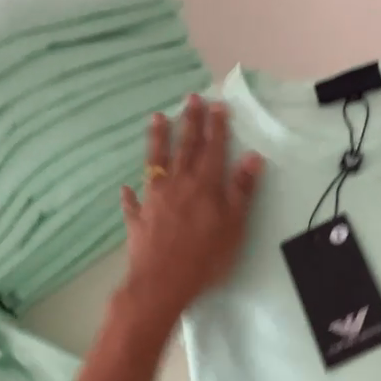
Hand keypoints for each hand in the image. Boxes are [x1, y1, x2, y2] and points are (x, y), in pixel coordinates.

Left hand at [115, 96, 263, 326]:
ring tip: (158, 118)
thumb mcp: (234, 225)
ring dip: (159, 140)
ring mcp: (155, 199)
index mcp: (205, 185)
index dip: (216, 127)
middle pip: (186, 148)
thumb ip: (241, 190)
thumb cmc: (205, 257)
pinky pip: (134, 201)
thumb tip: (252, 157)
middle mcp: (178, 184)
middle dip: (190, 123)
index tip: (217, 105)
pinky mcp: (138, 218)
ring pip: (157, 162)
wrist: (162, 282)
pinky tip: (127, 188)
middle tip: (191, 99)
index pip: (213, 149)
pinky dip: (131, 193)